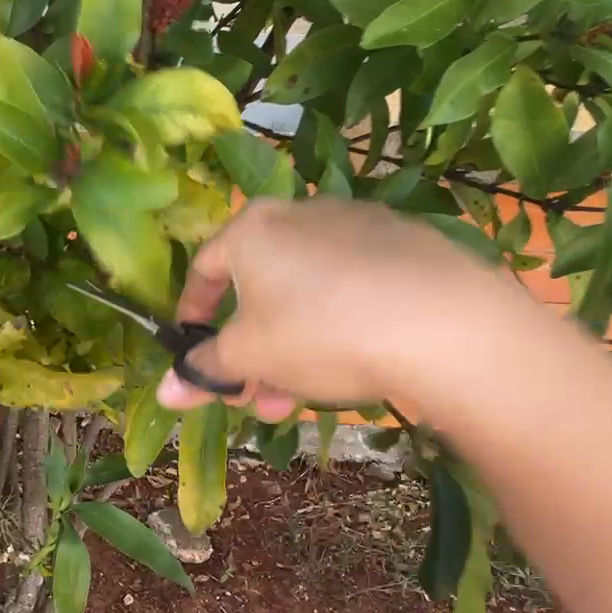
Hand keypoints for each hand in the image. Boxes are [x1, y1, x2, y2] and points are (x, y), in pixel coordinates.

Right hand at [158, 197, 532, 416]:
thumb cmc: (319, 331)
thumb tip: (165, 392)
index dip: (191, 315)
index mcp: (252, 228)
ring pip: (304, 292)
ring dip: (289, 346)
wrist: (446, 325)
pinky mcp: (407, 245)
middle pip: (257, 286)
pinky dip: (336, 323)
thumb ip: (203, 370)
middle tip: (250, 394)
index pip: (202, 269)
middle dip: (248, 349)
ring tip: (297, 398)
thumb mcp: (249, 357)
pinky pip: (351, 287)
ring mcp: (358, 225)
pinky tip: (352, 361)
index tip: (193, 351)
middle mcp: (300, 213)